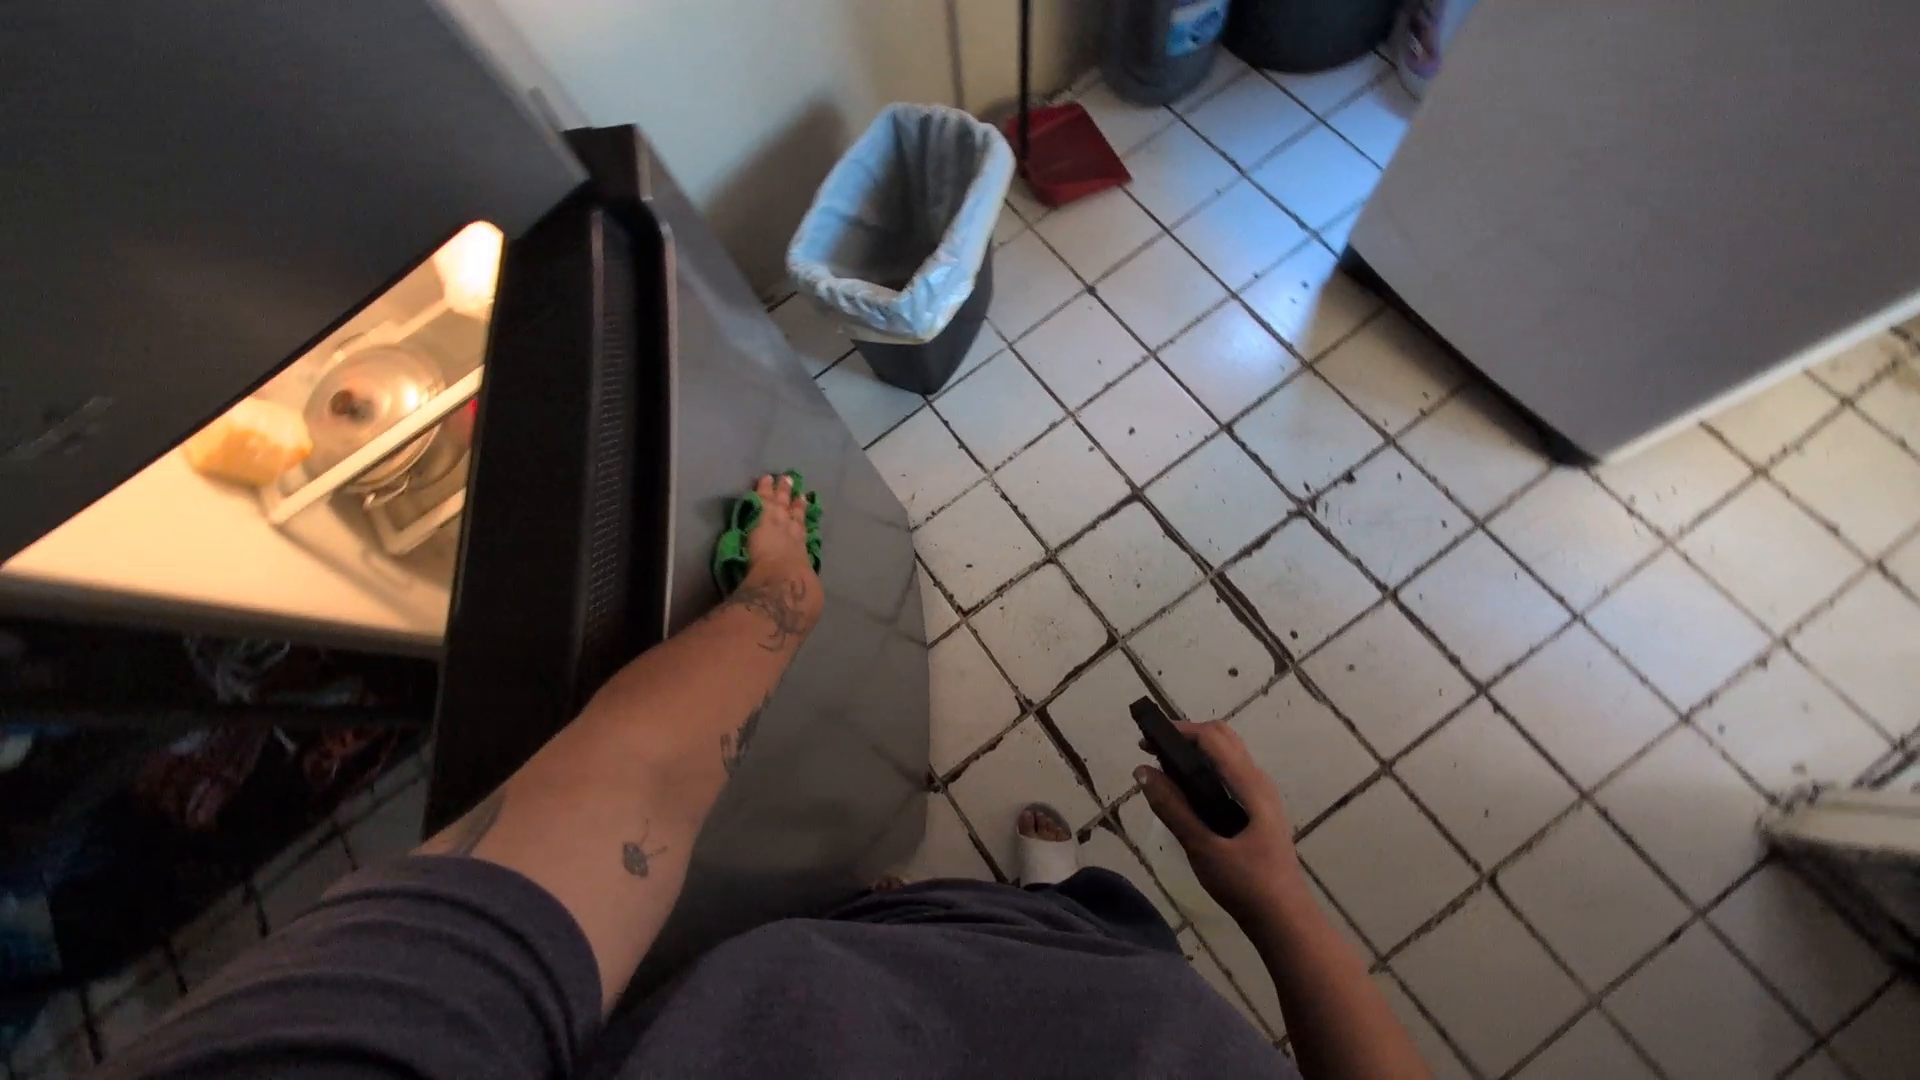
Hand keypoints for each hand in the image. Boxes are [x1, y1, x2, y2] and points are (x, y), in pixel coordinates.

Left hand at [738, 474, 824, 632]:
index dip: (802, 521)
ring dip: (781, 491)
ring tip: (782, 478)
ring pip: (780, 505)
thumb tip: (807, 599)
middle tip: (796, 487)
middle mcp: (794, 539)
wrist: (786, 588)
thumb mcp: (804, 596)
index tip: (805, 508)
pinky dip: (765, 489)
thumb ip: (803, 593)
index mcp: (802, 558)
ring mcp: (779, 528)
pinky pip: (764, 501)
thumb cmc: (797, 597)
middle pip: (794, 516)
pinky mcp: (764, 521)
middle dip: (794, 503)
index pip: (802, 535)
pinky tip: (765, 479)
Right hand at [1134, 720, 1306, 924]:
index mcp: (1250, 786)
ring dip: (1196, 751)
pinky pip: (1230, 772)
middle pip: (1223, 738)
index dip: (1179, 730)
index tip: (1147, 741)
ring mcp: (1262, 795)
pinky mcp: (1259, 810)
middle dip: (1186, 736)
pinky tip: (1187, 791)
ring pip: (1228, 754)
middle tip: (1153, 751)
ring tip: (1164, 768)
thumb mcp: (1203, 848)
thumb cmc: (1247, 885)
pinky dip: (1205, 768)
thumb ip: (1173, 808)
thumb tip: (1142, 771)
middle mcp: (1259, 782)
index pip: (1213, 737)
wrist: (1286, 922)